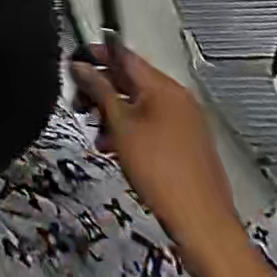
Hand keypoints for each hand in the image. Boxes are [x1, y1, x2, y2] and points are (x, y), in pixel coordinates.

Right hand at [73, 46, 238, 242]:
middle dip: (102, 89)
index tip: (75, 60)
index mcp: (164, 87)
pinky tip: (116, 148)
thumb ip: (99, 90)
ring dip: (114, 112)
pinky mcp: (187, 143)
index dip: (97, 54)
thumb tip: (81, 66)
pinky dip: (131, 128)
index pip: (125, 56)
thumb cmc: (160, 170)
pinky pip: (153, 123)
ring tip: (97, 132)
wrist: (201, 222)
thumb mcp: (120, 126)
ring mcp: (186, 121)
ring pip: (140, 104)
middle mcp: (178, 98)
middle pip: (132, 80)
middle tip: (80, 103)